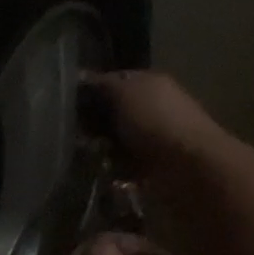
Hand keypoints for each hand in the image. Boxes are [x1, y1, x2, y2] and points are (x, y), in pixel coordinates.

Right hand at [82, 71, 224, 172]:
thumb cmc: (156, 121)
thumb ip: (100, 84)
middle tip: (72, 135)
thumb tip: (80, 79)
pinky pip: (124, 168)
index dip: (88, 92)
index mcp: (149, 83)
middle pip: (113, 115)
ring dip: (101, 151)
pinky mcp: (154, 171)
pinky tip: (101, 175)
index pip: (112, 82)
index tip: (64, 107)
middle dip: (92, 125)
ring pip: (116, 143)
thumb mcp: (123, 91)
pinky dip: (113, 172)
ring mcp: (155, 141)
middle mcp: (154, 108)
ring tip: (82, 158)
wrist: (189, 169)